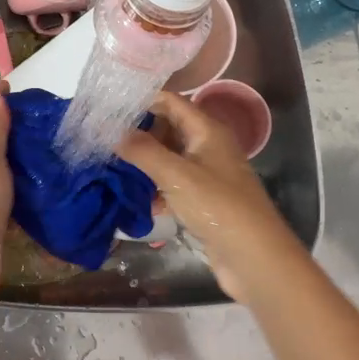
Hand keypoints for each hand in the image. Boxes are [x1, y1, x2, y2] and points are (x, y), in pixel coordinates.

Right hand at [116, 91, 295, 303]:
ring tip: (110, 163)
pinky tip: (134, 196)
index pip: (170, 101)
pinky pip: (173, 182)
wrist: (255, 259)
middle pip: (168, 127)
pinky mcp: (203, 199)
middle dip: (138, 131)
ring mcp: (207, 174)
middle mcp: (208, 146)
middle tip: (103, 136)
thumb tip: (109, 129)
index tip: (107, 106)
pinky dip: (155, 186)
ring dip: (144, 160)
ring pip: (169, 156)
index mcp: (207, 130)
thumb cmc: (218, 207)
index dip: (142, 100)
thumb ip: (142, 150)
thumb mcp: (176, 174)